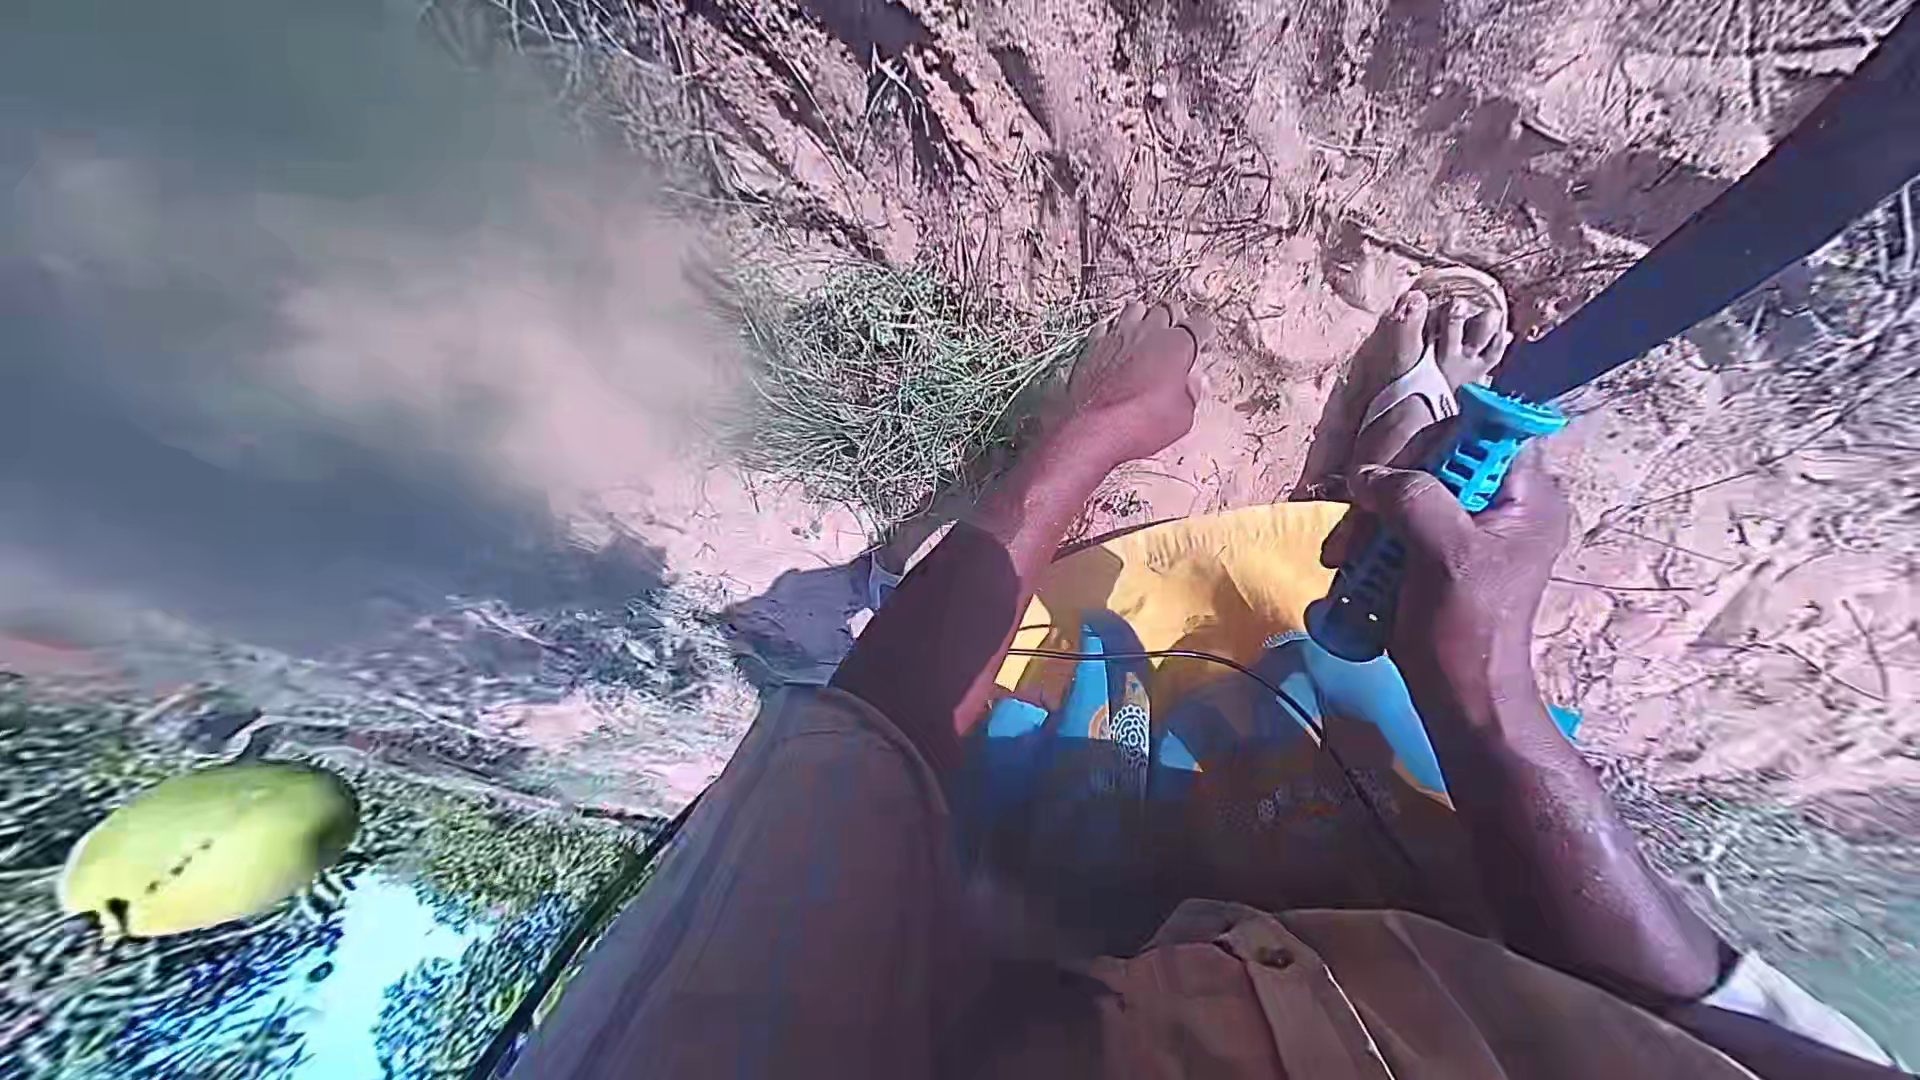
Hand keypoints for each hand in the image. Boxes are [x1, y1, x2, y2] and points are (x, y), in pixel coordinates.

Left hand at [1056, 300, 1211, 466]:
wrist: (1091, 430)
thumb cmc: (1136, 425)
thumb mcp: (1181, 417)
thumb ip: (1190, 393)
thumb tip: (1192, 385)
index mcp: (1176, 345)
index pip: (1199, 325)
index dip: (1201, 335)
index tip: (1200, 343)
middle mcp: (1146, 334)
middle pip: (1165, 311)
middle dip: (1172, 321)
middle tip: (1172, 336)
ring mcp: (1116, 337)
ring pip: (1134, 310)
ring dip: (1141, 319)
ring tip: (1143, 334)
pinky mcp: (1091, 347)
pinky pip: (1104, 328)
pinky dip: (1111, 333)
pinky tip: (1113, 344)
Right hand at [1322, 435, 1569, 708]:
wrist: (1455, 687)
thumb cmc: (1465, 623)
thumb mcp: (1444, 554)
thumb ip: (1413, 499)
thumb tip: (1366, 474)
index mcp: (1525, 497)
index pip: (1483, 432)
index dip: (1435, 444)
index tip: (1395, 475)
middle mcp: (1497, 503)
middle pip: (1430, 463)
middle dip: (1385, 493)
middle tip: (1360, 526)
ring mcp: (1460, 528)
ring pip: (1399, 495)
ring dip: (1365, 522)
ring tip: (1346, 557)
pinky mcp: (1429, 549)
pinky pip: (1388, 524)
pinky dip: (1365, 540)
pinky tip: (1350, 564)